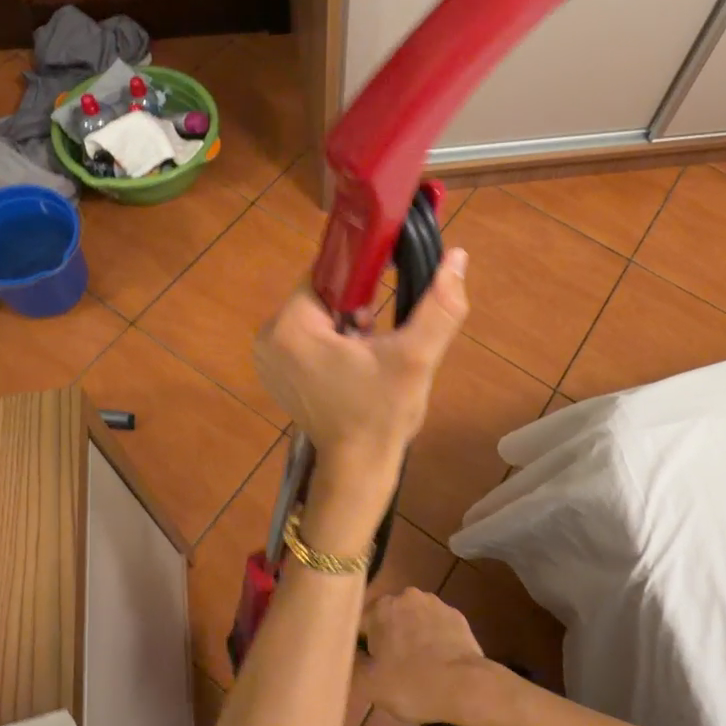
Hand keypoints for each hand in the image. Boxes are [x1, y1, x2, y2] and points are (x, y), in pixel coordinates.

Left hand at [254, 249, 468, 531]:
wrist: (358, 469)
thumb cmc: (381, 413)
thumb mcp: (415, 357)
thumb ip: (439, 307)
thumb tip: (457, 256)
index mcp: (289, 326)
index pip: (325, 275)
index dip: (360, 281)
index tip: (383, 301)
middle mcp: (268, 337)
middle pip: (321, 296)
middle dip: (354, 309)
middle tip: (380, 339)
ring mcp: (268, 359)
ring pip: (318, 317)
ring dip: (346, 326)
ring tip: (370, 355)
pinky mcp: (278, 375)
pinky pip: (309, 339)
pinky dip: (333, 344)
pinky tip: (355, 367)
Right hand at [360, 588, 494, 725]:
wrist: (466, 686)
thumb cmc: (412, 684)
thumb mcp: (369, 685)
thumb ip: (351, 666)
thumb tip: (348, 656)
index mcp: (381, 607)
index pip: (359, 624)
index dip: (360, 648)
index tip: (369, 669)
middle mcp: (407, 595)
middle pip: (387, 619)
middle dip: (386, 640)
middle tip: (391, 671)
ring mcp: (435, 602)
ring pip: (412, 620)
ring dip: (410, 638)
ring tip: (416, 669)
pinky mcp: (456, 615)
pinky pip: (435, 626)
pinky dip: (432, 640)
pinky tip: (436, 663)